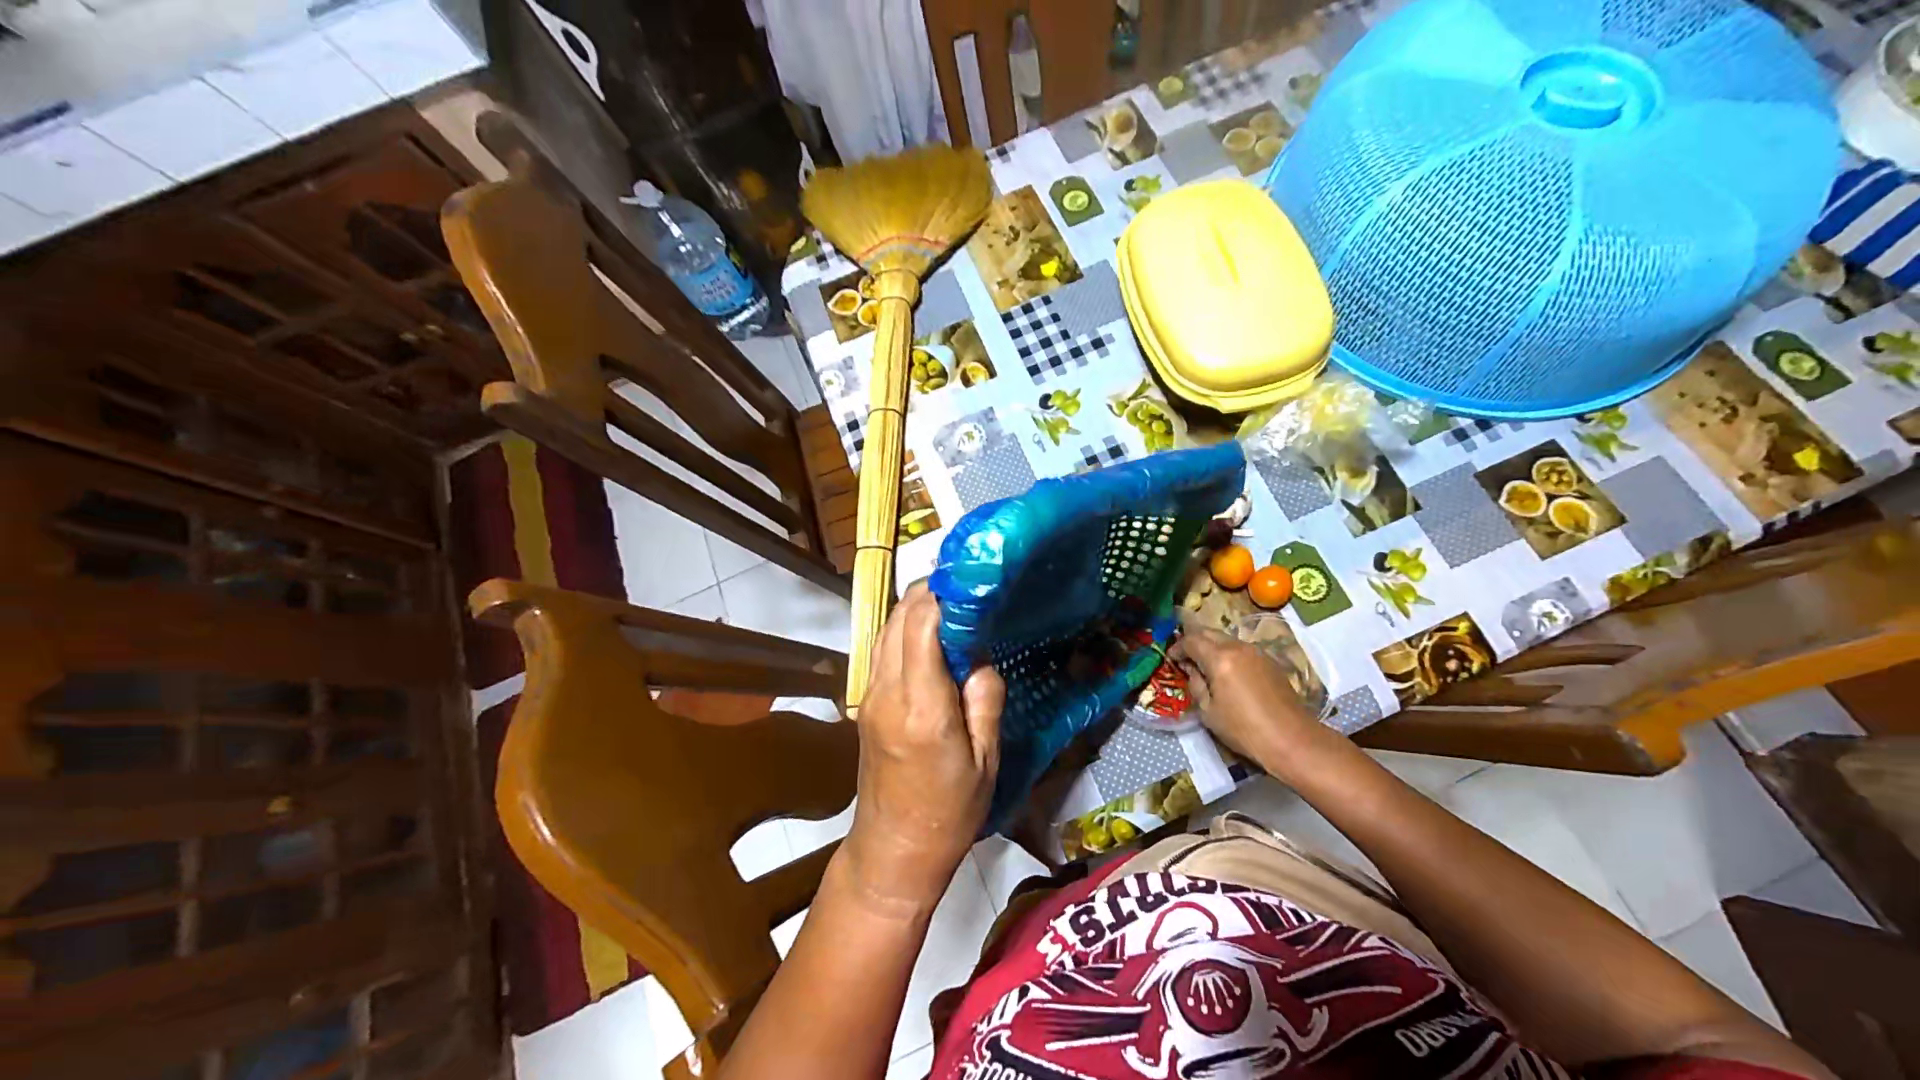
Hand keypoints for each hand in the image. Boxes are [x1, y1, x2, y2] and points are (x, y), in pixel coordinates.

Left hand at [842, 583, 1003, 914]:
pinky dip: (903, 630)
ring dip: (914, 609)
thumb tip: (979, 655)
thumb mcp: (986, 760)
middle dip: (929, 594)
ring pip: (885, 629)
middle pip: (898, 618)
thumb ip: (984, 699)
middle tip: (966, 589)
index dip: (943, 594)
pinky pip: (881, 650)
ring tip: (951, 607)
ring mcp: (869, 695)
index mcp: (922, 707)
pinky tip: (929, 636)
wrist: (894, 848)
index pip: (922, 625)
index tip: (971, 580)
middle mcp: (887, 692)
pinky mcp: (864, 702)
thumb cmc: (950, 811)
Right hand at [1171, 618, 1342, 778]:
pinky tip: (1228, 672)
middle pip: (1209, 632)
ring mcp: (1257, 652)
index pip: (1191, 641)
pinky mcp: (1270, 662)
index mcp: (1219, 658)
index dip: (1177, 647)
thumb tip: (1192, 670)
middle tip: (1185, 657)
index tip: (1171, 659)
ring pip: (1227, 639)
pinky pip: (1242, 649)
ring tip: (1206, 665)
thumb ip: (1196, 684)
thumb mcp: (1208, 711)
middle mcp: (1238, 648)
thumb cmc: (1244, 729)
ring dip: (1212, 647)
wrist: (1292, 739)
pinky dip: (1228, 654)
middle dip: (1194, 641)